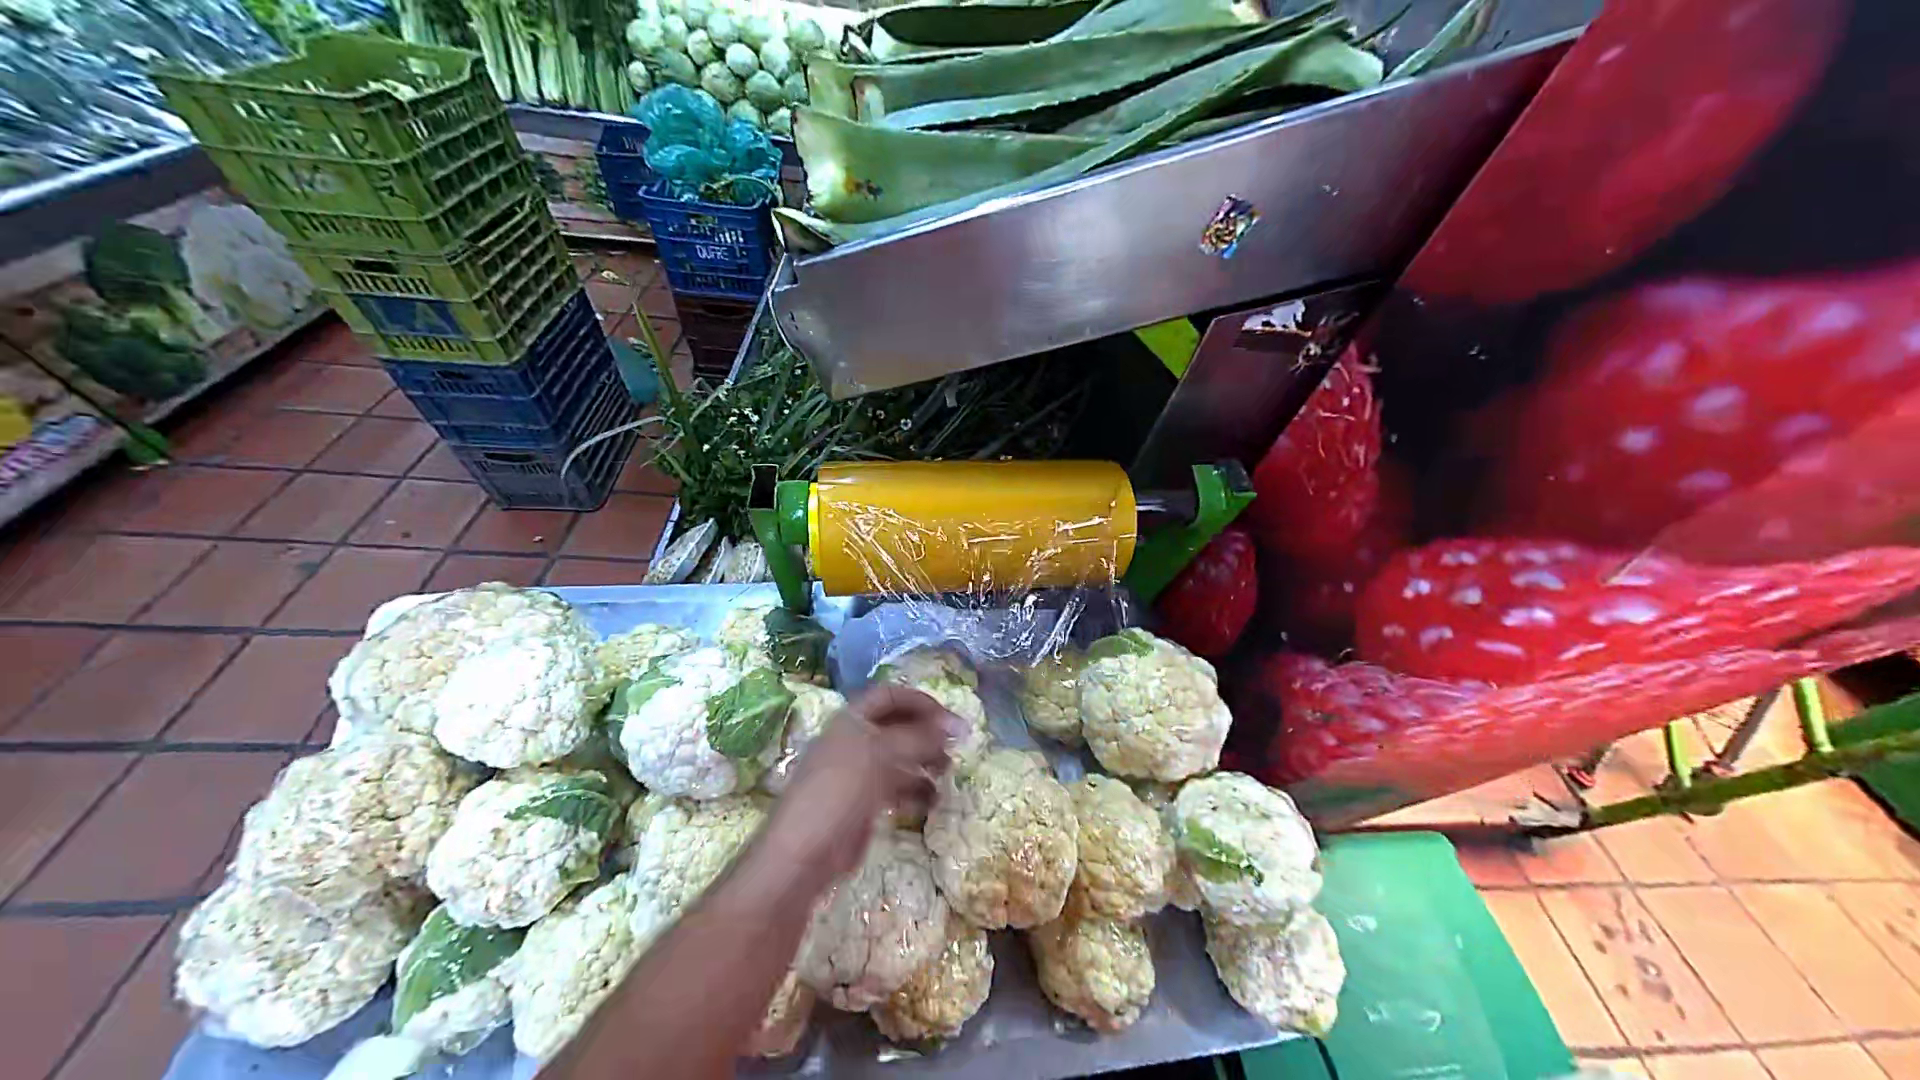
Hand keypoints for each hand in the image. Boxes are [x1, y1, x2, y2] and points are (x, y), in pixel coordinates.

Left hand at [764, 684, 957, 881]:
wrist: (804, 853)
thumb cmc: (839, 790)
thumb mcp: (880, 755)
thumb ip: (919, 738)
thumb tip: (957, 724)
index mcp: (852, 719)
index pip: (891, 696)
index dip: (920, 701)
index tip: (950, 718)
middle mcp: (855, 740)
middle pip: (898, 726)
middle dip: (928, 733)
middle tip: (956, 748)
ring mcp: (859, 772)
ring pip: (900, 758)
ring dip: (926, 762)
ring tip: (947, 774)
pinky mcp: (864, 803)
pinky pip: (897, 787)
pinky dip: (917, 790)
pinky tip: (933, 802)